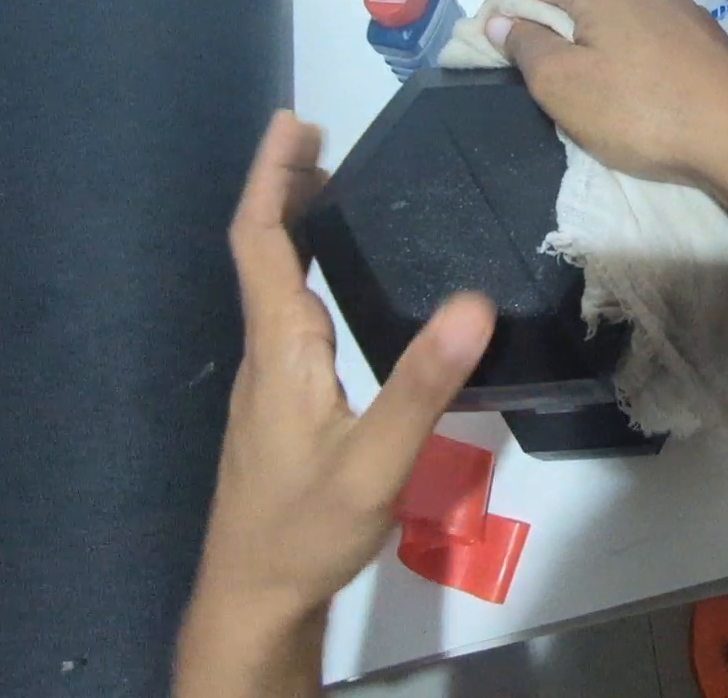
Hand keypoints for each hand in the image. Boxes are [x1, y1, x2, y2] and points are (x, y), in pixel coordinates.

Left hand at [176, 113, 495, 695]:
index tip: (293, 124)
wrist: (253, 603)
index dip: (270, 180)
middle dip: (282, 188)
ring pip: (275, 283)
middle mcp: (269, 353)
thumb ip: (422, 384)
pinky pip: (292, 311)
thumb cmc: (305, 530)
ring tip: (332, 188)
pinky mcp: (287, 400)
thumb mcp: (373, 461)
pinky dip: (308, 267)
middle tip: (321, 141)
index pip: (260, 246)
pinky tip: (341, 279)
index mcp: (281, 349)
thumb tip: (474, 302)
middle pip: (262, 253)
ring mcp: (274, 380)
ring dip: (294, 225)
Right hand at [481, 0, 727, 190]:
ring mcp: (680, 6)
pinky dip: (623, 52)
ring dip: (584, 40)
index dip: (496, 11)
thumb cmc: (643, 111)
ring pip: (612, 14)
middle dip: (541, 25)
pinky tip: (628, 85)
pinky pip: (646, 35)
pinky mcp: (704, 37)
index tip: (483, 50)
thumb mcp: (565, 85)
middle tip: (525, 71)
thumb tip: (503, 20)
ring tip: (576, 82)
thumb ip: (527, 47)